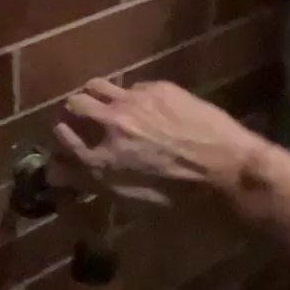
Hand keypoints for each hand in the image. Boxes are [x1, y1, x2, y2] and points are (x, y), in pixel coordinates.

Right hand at [53, 79, 270, 207]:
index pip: (62, 139)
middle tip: (84, 120)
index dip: (62, 138)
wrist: (230, 171)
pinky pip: (131, 87)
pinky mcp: (157, 88)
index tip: (66, 139)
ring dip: (94, 95)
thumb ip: (94, 183)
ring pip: (96, 86)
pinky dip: (130, 97)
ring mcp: (133, 102)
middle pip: (73, 105)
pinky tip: (147, 109)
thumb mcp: (132, 202)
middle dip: (73, 112)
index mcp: (101, 162)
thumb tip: (59, 174)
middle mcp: (110, 126)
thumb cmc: (183, 200)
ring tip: (105, 104)